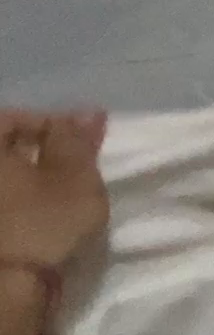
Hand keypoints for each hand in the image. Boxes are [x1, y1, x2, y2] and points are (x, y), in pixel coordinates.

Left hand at [0, 112, 108, 274]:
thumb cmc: (40, 223)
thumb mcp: (76, 178)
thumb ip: (77, 141)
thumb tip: (85, 111)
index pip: (10, 117)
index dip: (49, 124)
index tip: (80, 142)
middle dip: (28, 150)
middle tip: (65, 165)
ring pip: (0, 177)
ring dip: (16, 176)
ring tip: (45, 191)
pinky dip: (8, 199)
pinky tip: (21, 212)